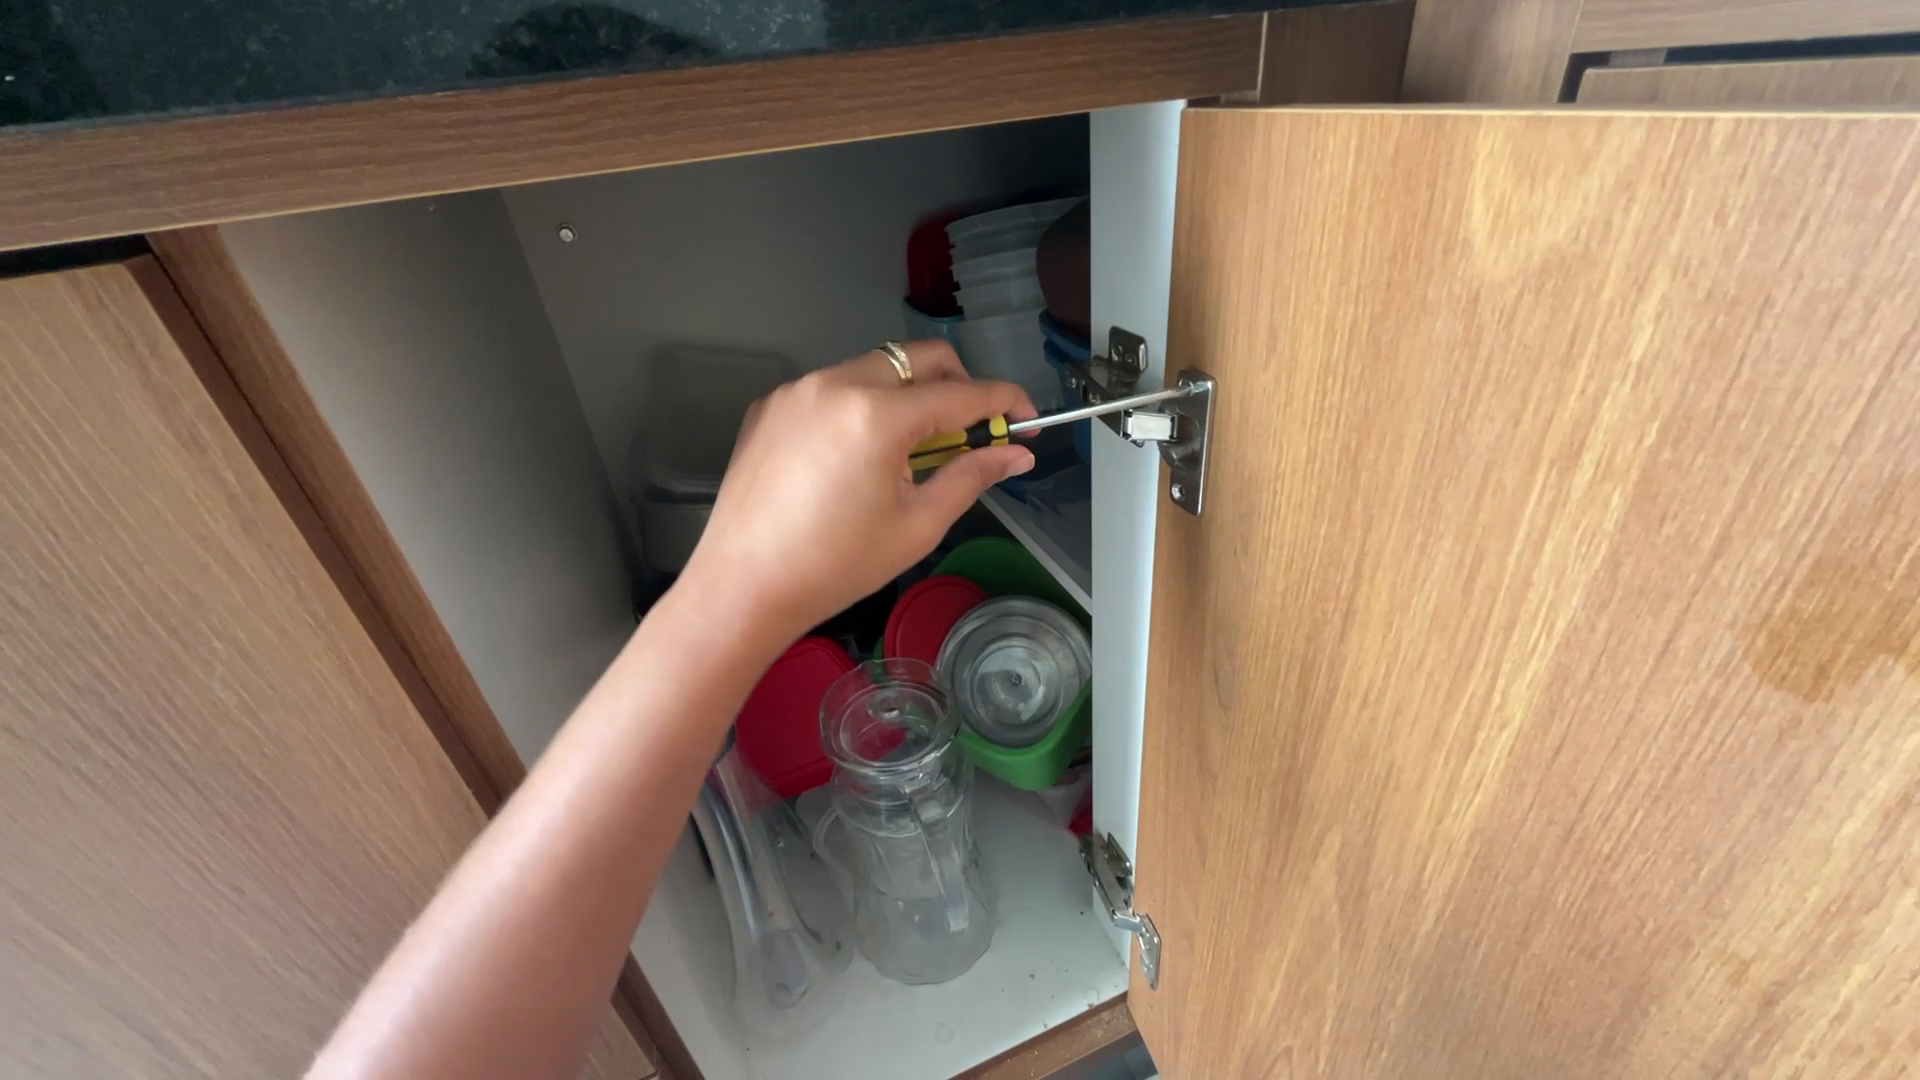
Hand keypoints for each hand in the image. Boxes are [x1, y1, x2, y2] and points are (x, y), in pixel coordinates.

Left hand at [678, 341, 1036, 643]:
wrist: (744, 586)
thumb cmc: (837, 566)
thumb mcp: (918, 525)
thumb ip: (971, 476)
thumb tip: (1016, 454)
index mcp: (877, 415)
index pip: (961, 393)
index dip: (1003, 401)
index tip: (1026, 418)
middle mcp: (835, 383)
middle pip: (918, 358)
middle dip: (957, 383)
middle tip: (971, 427)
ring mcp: (796, 390)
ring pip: (874, 368)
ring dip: (908, 395)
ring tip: (910, 450)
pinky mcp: (770, 406)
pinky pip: (832, 388)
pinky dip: (861, 406)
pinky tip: (856, 455)